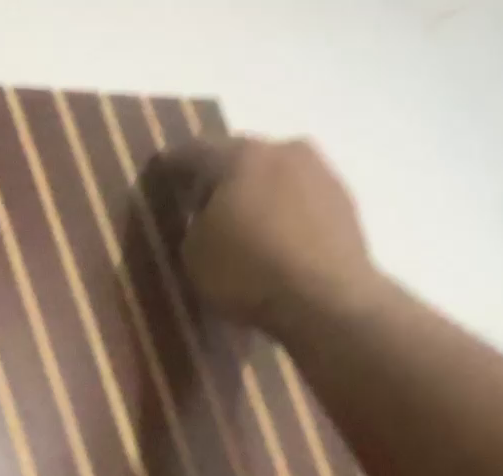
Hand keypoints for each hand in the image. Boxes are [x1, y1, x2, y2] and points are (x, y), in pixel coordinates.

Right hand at [159, 136, 380, 331]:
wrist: (326, 298)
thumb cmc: (247, 273)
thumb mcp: (193, 256)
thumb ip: (193, 226)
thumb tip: (205, 218)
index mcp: (239, 156)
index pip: (192, 152)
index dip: (171, 166)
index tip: (158, 175)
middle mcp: (282, 149)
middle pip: (240, 159)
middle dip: (218, 180)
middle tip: (201, 206)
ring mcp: (320, 171)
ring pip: (274, 176)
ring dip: (256, 195)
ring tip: (243, 226)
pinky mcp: (344, 199)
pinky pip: (300, 199)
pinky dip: (283, 213)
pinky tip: (275, 240)